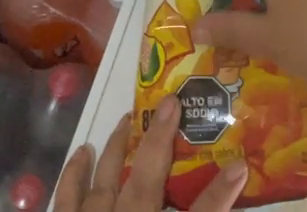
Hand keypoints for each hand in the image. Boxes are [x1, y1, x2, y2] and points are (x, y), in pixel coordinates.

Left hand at [54, 100, 245, 211]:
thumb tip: (228, 185)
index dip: (219, 192)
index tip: (241, 163)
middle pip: (142, 183)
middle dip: (157, 142)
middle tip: (169, 106)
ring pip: (101, 183)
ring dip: (115, 150)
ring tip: (125, 122)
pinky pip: (65, 200)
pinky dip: (73, 175)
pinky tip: (82, 155)